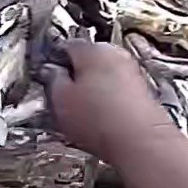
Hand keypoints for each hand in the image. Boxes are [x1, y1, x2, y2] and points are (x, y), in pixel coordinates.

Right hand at [36, 40, 176, 161]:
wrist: (139, 142)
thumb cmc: (98, 119)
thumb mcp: (59, 98)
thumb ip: (52, 79)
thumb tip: (50, 71)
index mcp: (93, 50)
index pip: (67, 45)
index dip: (53, 60)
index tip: (45, 74)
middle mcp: (117, 55)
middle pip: (87, 59)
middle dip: (73, 74)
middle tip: (59, 95)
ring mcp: (132, 73)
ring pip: (102, 75)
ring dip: (89, 88)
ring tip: (77, 110)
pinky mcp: (142, 92)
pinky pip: (115, 90)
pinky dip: (105, 100)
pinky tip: (96, 117)